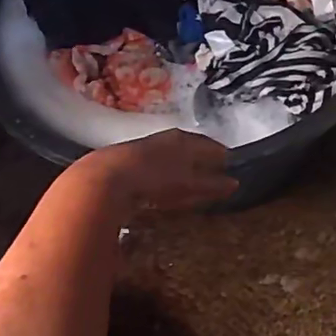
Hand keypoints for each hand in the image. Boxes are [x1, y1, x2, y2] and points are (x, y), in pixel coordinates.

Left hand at [76, 130, 237, 213]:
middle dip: (199, 163)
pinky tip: (164, 196)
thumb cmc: (152, 175)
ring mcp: (141, 157)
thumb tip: (233, 183)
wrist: (102, 181)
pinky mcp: (125, 174)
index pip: (204, 144)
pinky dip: (164, 187)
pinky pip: (153, 179)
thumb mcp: (187, 181)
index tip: (228, 161)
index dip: (216, 153)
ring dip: (181, 176)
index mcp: (179, 140)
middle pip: (185, 152)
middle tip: (213, 173)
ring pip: (168, 165)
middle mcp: (161, 143)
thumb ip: (210, 184)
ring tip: (192, 187)